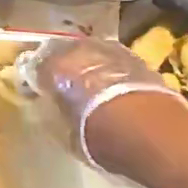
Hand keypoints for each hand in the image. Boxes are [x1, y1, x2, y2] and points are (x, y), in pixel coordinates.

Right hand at [16, 37, 179, 165]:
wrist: (151, 131)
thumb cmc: (100, 137)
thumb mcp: (64, 133)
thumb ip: (53, 112)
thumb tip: (49, 105)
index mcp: (55, 67)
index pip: (36, 66)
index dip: (37, 79)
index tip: (38, 91)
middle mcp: (80, 50)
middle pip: (65, 52)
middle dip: (63, 66)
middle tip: (64, 85)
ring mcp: (110, 49)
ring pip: (92, 52)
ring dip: (89, 64)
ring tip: (91, 83)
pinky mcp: (135, 56)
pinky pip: (114, 59)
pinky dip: (110, 69)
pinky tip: (115, 84)